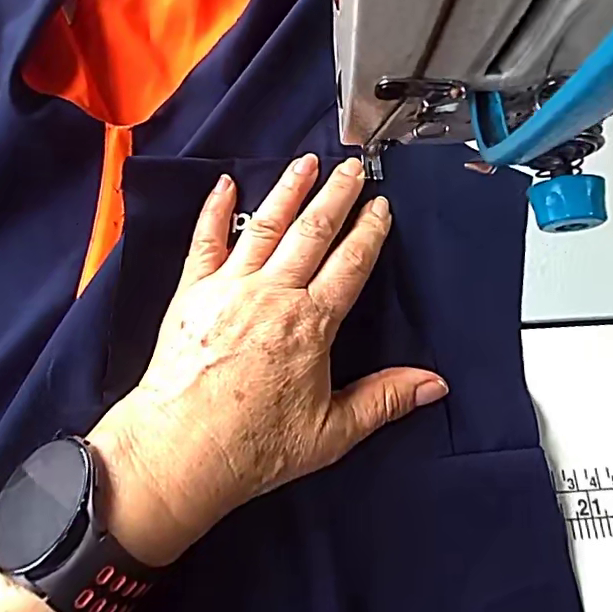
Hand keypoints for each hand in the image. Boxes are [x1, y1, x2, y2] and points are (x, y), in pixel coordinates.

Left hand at [85, 154, 448, 566]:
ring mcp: (230, 287)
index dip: (369, 231)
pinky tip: (226, 186)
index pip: (350, 263)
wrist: (182, 446)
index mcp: (310, 323)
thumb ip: (383, 400)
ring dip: (289, 190)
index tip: (379, 209)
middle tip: (352, 170)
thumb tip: (430, 385)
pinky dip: (216, 210)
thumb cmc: (249, 443)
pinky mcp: (193, 291)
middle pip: (313, 232)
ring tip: (305, 164)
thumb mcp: (330, 431)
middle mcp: (272, 295)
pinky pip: (206, 239)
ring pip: (266, 225)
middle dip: (336, 196)